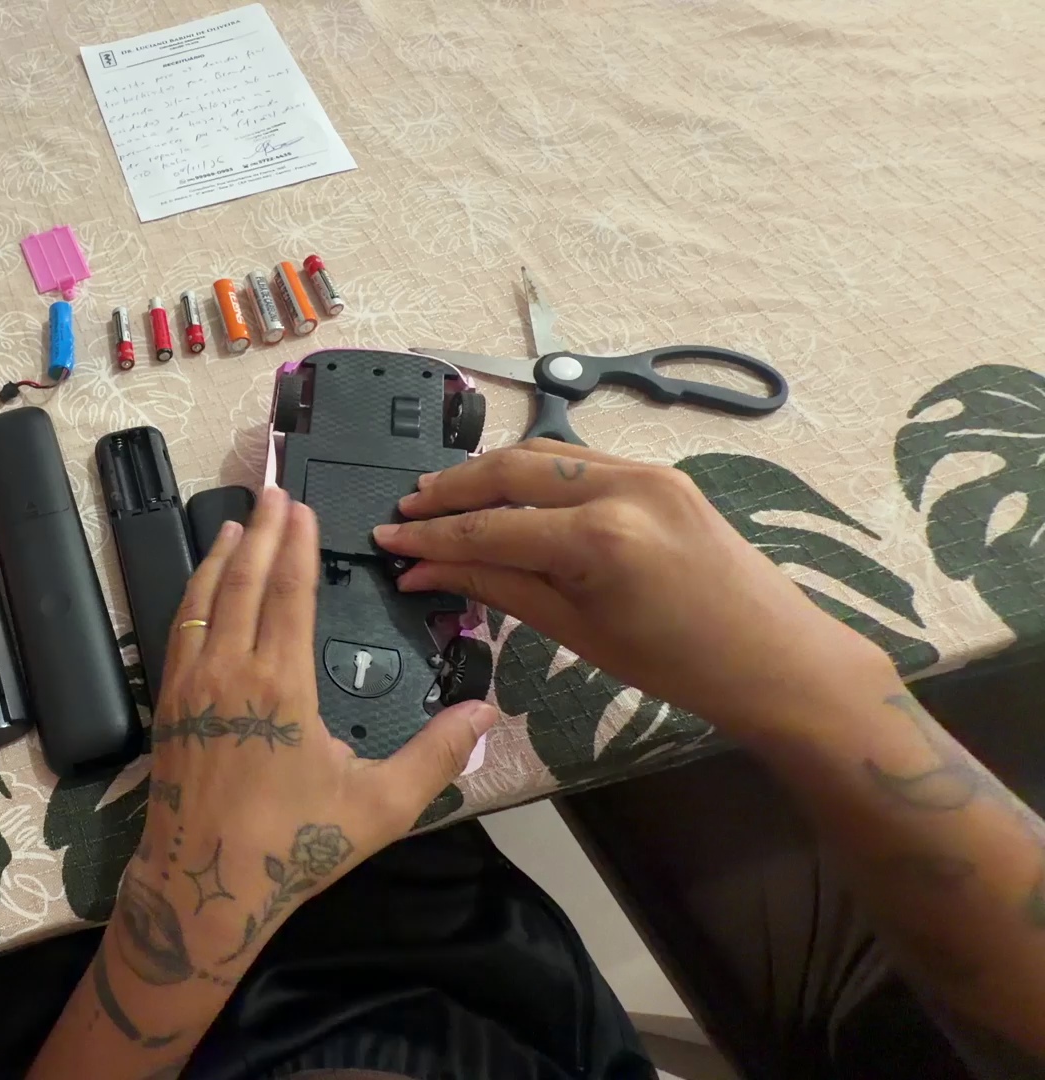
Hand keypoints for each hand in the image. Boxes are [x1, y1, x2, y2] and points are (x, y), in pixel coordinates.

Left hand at [121, 487, 497, 986]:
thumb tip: (486, 712)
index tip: (301, 509)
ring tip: (235, 524)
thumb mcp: (378, 807)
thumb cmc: (292, 843)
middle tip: (270, 493)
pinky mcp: (168, 697)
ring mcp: (191, 680)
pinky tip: (203, 584)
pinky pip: (179, 628)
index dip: (296, 546)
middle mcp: (230, 668)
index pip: (290, 594)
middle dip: (260, 533)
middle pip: (245, 582)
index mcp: (281, 684)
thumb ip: (435, 757)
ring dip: (221, 556)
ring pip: (205, 599)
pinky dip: (193, 594)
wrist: (203, 881)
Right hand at [373, 440, 892, 739]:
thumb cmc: (671, 663)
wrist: (779, 660)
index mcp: (601, 539)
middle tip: (405, 508)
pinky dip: (525, 469)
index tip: (385, 538)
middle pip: (508, 472)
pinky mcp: (658, 472)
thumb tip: (417, 571)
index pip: (488, 529)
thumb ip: (489, 584)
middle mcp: (623, 487)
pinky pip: (572, 458)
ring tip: (438, 494)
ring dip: (483, 472)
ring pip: (538, 454)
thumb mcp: (568, 628)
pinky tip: (498, 487)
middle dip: (448, 489)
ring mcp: (646, 472)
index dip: (428, 536)